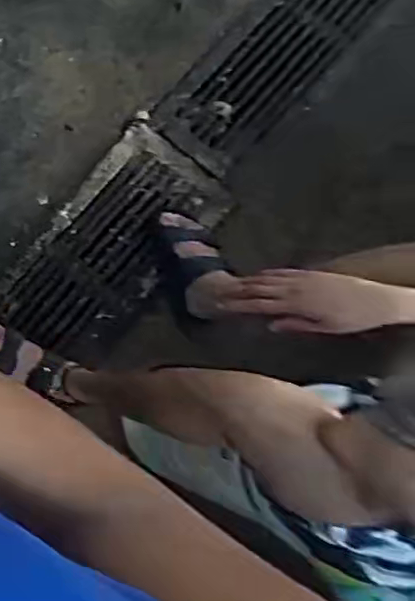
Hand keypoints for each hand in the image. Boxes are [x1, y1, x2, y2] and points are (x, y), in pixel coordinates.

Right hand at [215, 269, 414, 334]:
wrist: (383, 301)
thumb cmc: (357, 319)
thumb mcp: (330, 328)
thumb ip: (298, 325)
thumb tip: (271, 326)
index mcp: (294, 305)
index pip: (257, 304)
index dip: (236, 305)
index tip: (220, 306)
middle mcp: (291, 290)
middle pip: (254, 289)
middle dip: (233, 291)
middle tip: (216, 293)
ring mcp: (298, 279)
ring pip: (264, 279)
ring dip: (245, 281)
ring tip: (231, 283)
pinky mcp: (307, 273)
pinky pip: (279, 272)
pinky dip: (264, 273)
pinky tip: (257, 275)